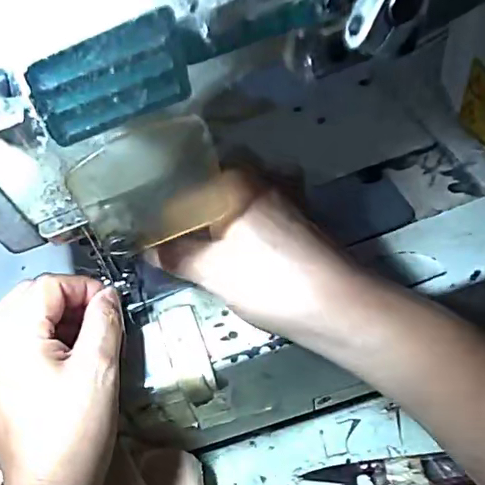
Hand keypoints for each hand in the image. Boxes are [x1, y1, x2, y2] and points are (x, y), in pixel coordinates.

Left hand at [0, 276, 124, 484]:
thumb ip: (104, 320)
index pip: (46, 286)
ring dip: (56, 319)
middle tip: (103, 322)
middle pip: (29, 297)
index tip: (112, 307)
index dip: (84, 288)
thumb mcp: (99, 370)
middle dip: (69, 302)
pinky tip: (66, 357)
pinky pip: (13, 340)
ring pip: (20, 317)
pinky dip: (40, 338)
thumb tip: (107, 296)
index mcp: (7, 338)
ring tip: (88, 341)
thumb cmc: (75, 435)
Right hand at [150, 174, 375, 344]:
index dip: (165, 204)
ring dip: (222, 218)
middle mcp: (264, 179)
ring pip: (243, 201)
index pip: (188, 181)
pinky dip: (246, 229)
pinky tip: (238, 251)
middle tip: (171, 234)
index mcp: (235, 181)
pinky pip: (262, 217)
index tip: (149, 226)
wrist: (335, 305)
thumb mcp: (210, 271)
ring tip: (200, 243)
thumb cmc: (266, 280)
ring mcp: (288, 200)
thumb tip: (149, 247)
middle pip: (218, 187)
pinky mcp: (304, 224)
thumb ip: (175, 255)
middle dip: (195, 207)